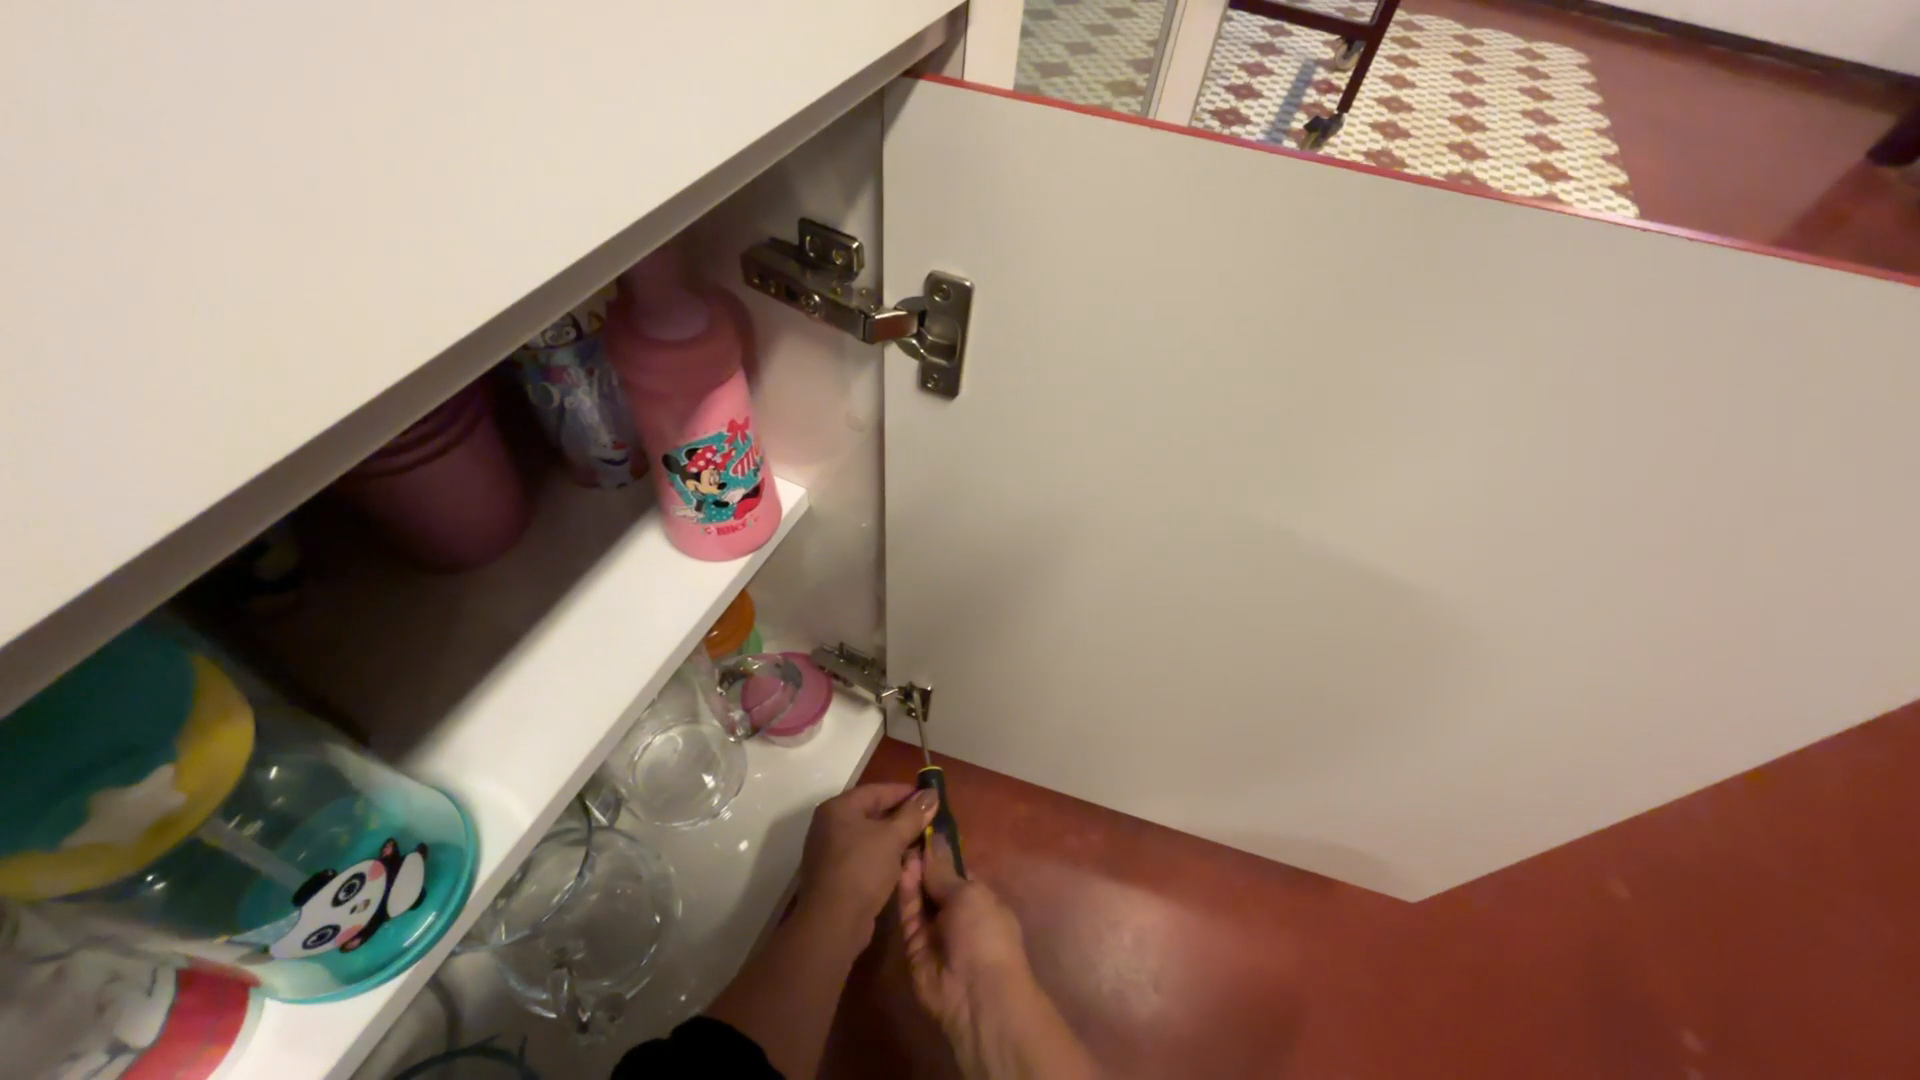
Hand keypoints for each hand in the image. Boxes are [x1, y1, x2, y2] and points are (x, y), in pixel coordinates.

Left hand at [796, 783, 937, 927]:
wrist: (833, 922)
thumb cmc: (862, 870)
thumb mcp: (892, 838)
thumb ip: (913, 815)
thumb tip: (931, 794)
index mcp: (838, 809)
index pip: (877, 791)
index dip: (905, 792)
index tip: (930, 797)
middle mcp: (830, 825)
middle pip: (872, 813)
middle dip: (902, 817)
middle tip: (930, 820)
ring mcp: (831, 851)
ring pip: (870, 837)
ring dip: (896, 839)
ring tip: (922, 841)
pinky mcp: (837, 874)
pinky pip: (865, 856)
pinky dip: (885, 856)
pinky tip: (905, 863)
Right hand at [897, 836, 1032, 1039]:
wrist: (976, 995)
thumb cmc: (985, 934)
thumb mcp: (969, 894)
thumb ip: (944, 870)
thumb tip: (934, 840)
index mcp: (980, 899)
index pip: (956, 870)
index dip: (941, 852)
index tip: (923, 828)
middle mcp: (957, 914)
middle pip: (935, 883)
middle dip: (923, 862)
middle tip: (906, 834)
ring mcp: (935, 931)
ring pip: (919, 897)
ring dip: (912, 874)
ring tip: (901, 845)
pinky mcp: (913, 946)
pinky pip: (908, 915)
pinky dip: (905, 893)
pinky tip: (900, 868)